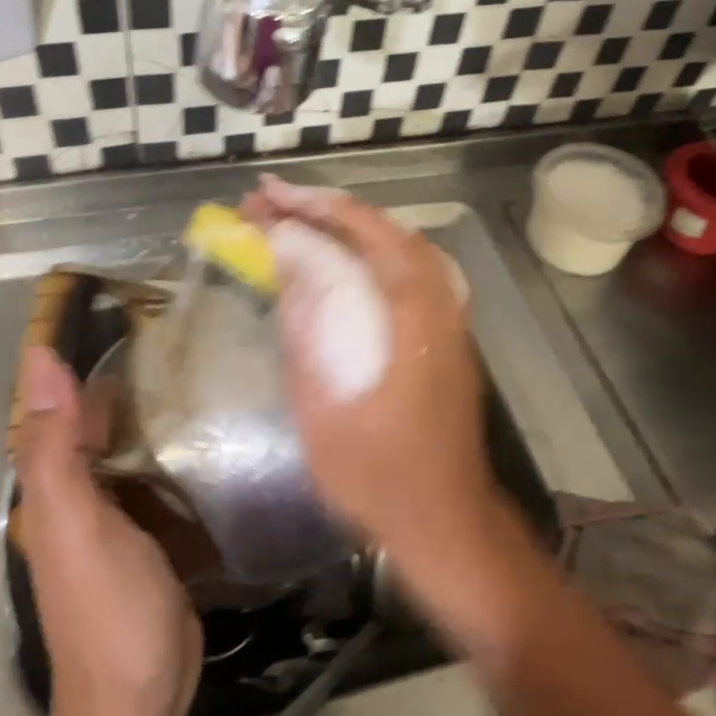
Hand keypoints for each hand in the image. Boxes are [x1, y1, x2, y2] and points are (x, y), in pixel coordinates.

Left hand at [14, 346, 200, 715]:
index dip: (86, 367)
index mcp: (54, 489)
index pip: (62, 410)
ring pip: (133, 455)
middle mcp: (80, 499)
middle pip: (100, 429)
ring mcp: (118, 523)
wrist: (139, 701)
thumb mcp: (78, 524)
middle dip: (131, 388)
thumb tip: (38, 356)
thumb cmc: (110, 612)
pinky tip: (214, 442)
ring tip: (208, 378)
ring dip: (159, 420)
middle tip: (187, 345)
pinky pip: (160, 486)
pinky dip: (178, 460)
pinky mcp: (152, 543)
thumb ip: (56, 446)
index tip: (135, 321)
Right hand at [243, 176, 495, 553]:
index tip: (267, 195)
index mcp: (411, 317)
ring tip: (299, 220)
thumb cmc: (376, 475)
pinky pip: (411, 274)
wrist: (443, 520)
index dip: (313, 207)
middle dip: (327, 209)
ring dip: (351, 228)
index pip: (364, 235)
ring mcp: (448, 323)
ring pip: (403, 250)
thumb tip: (287, 261)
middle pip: (386, 232)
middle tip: (272, 202)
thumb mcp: (322, 407)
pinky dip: (371, 254)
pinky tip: (341, 265)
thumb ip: (307, 329)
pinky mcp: (446, 341)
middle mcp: (438, 306)